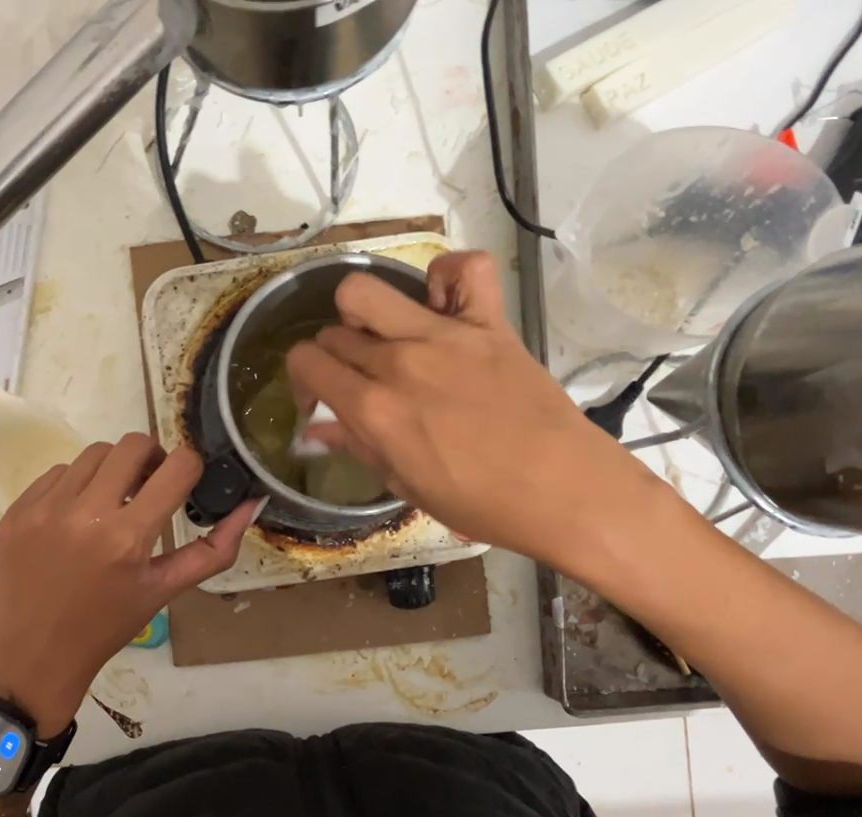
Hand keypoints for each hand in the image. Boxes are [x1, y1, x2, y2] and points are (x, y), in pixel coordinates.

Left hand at [0, 434, 257, 736]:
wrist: (35, 656)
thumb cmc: (107, 627)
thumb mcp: (164, 591)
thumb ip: (214, 549)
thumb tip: (252, 505)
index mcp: (128, 536)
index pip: (177, 466)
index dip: (190, 468)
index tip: (184, 484)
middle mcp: (84, 512)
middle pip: (133, 444)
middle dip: (152, 460)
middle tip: (150, 489)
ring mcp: (44, 508)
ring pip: (93, 453)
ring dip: (112, 470)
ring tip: (112, 504)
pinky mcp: (18, 510)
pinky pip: (57, 473)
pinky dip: (76, 486)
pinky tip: (76, 519)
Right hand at [285, 251, 659, 566]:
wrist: (559, 489)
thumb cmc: (479, 502)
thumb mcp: (405, 485)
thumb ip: (357, 446)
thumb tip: (316, 429)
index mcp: (373, 409)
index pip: (306, 362)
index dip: (301, 380)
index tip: (318, 400)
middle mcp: (399, 362)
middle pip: (334, 332)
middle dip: (332, 357)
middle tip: (355, 383)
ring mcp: (445, 335)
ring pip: (367, 291)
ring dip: (363, 313)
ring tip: (385, 339)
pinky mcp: (489, 322)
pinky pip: (463, 269)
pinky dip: (445, 278)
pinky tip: (441, 306)